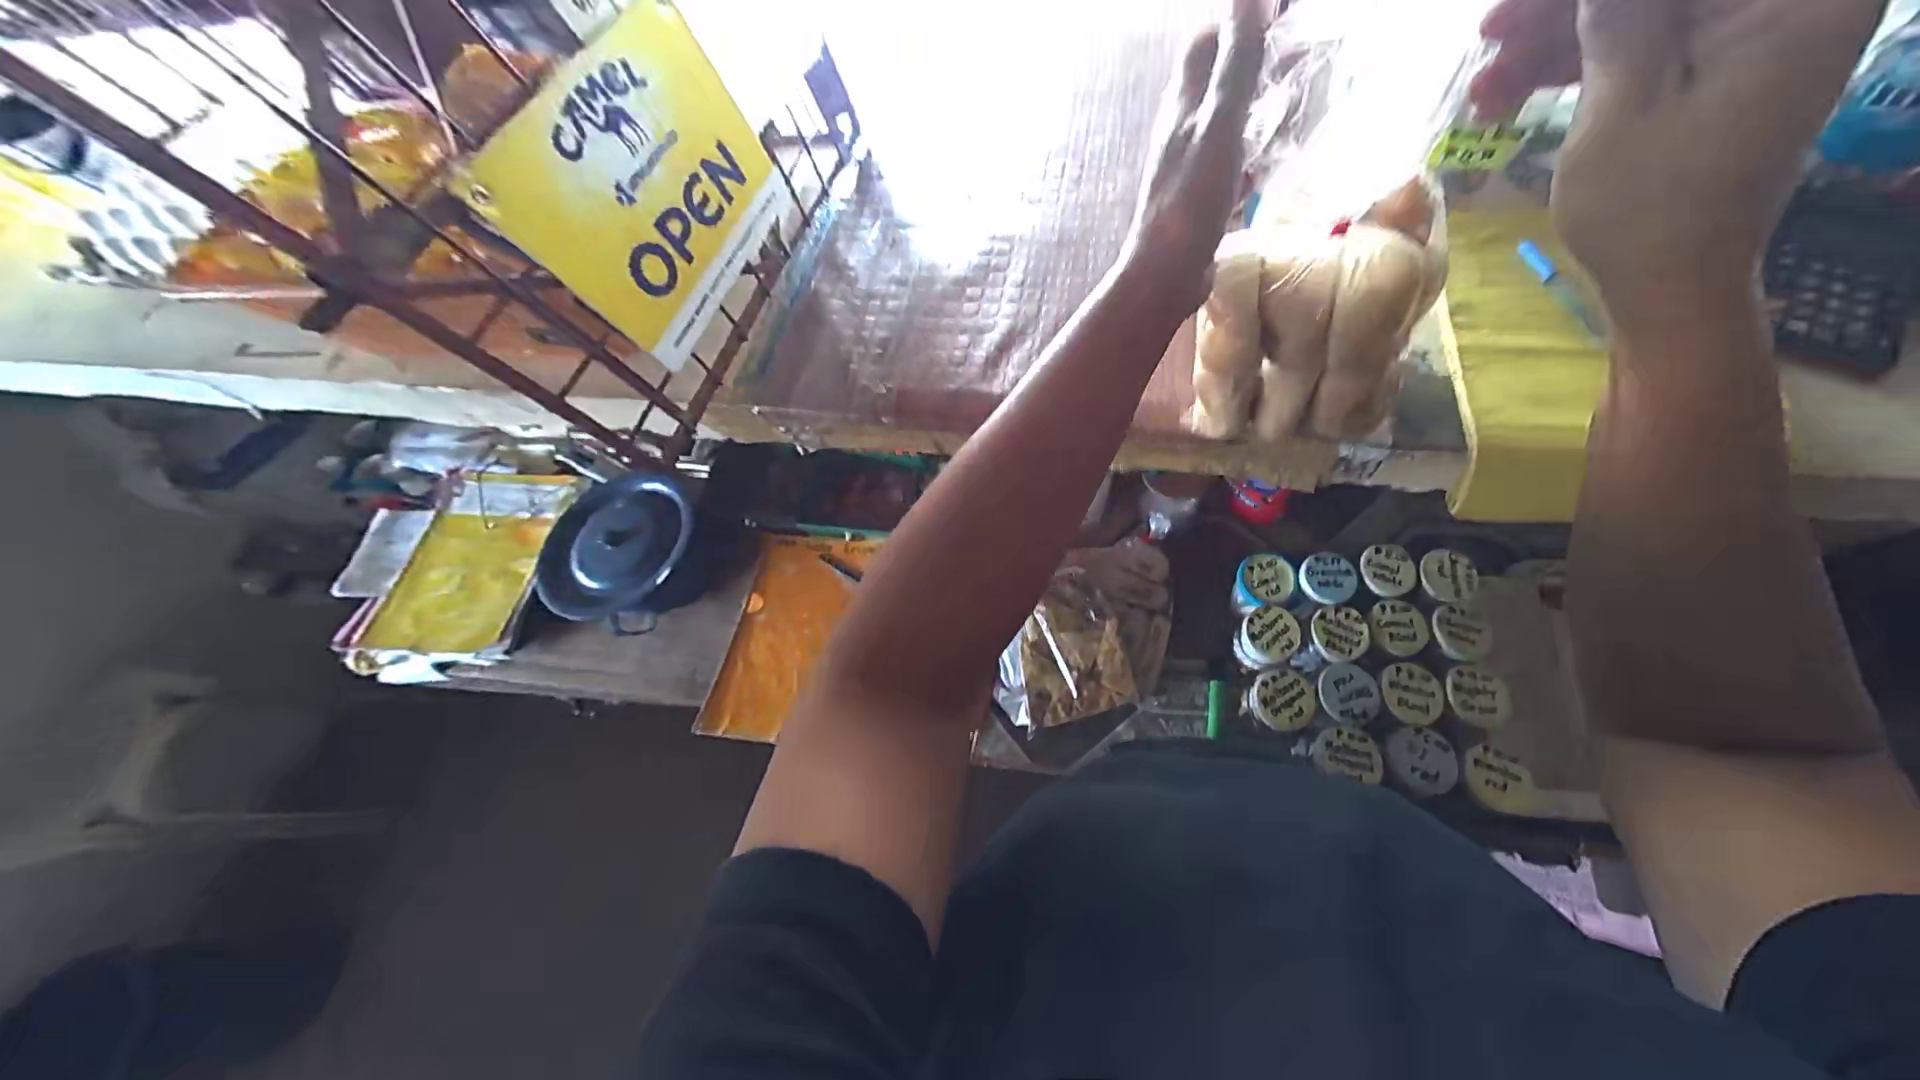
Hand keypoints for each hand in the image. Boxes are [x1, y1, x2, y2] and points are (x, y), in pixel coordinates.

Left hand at [1124, 0, 1269, 316]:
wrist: (1168, 272)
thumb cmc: (1191, 199)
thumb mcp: (1219, 124)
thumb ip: (1236, 63)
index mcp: (1183, 106)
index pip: (1206, 42)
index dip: (1240, 20)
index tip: (1283, 14)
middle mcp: (1182, 130)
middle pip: (1219, 80)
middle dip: (1256, 61)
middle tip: (1302, 56)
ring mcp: (1189, 165)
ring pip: (1226, 121)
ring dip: (1258, 106)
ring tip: (1297, 100)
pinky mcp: (1200, 197)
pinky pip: (1230, 162)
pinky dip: (1252, 151)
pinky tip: (1272, 159)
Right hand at [1475, 0, 1883, 335]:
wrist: (1670, 283)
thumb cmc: (1645, 207)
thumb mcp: (1619, 109)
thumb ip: (1616, 21)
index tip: (1508, 12)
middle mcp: (1786, 4)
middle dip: (1562, 14)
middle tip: (1486, 40)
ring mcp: (1751, 40)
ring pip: (1641, 15)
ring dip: (1556, 44)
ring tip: (1484, 86)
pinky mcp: (1716, 74)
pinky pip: (1644, 48)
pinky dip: (1579, 67)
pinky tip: (1515, 95)